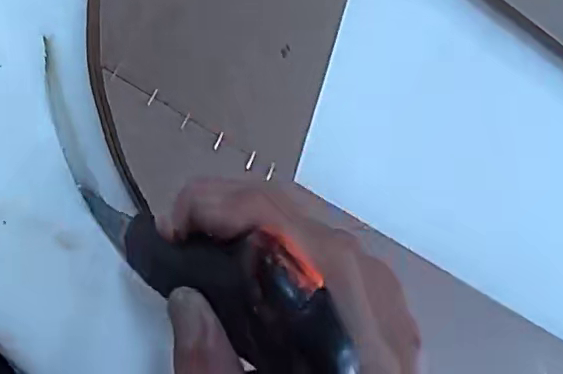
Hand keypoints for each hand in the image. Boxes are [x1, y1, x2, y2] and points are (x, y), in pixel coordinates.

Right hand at [160, 179, 420, 373]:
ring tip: (207, 242)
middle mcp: (378, 310)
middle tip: (179, 231)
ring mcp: (391, 313)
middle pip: (298, 216)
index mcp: (351, 336)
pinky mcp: (391, 326)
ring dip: (255, 221)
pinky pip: (333, 256)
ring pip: (315, 229)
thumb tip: (184, 298)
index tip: (171, 227)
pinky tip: (257, 268)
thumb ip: (211, 372)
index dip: (219, 205)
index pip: (284, 228)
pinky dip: (287, 245)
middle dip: (227, 206)